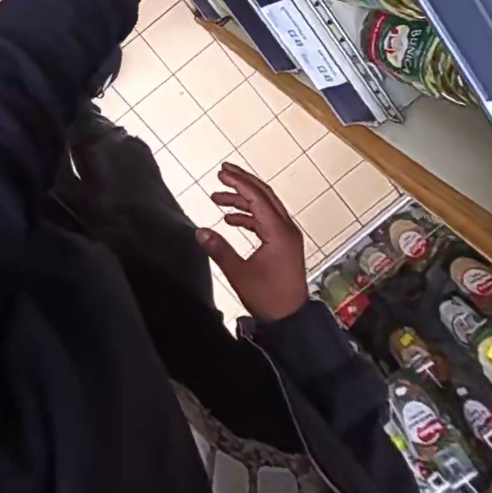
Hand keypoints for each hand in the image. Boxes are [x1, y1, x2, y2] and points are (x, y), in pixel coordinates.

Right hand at [196, 163, 308, 322]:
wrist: (291, 320)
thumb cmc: (268, 299)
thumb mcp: (239, 274)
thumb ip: (220, 250)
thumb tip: (200, 231)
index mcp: (279, 232)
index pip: (258, 197)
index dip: (238, 182)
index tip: (221, 172)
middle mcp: (287, 229)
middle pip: (265, 195)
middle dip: (242, 182)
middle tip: (222, 173)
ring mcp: (287, 236)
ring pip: (265, 207)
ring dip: (243, 200)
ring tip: (218, 198)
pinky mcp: (284, 244)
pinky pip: (266, 221)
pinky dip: (249, 216)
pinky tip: (230, 220)